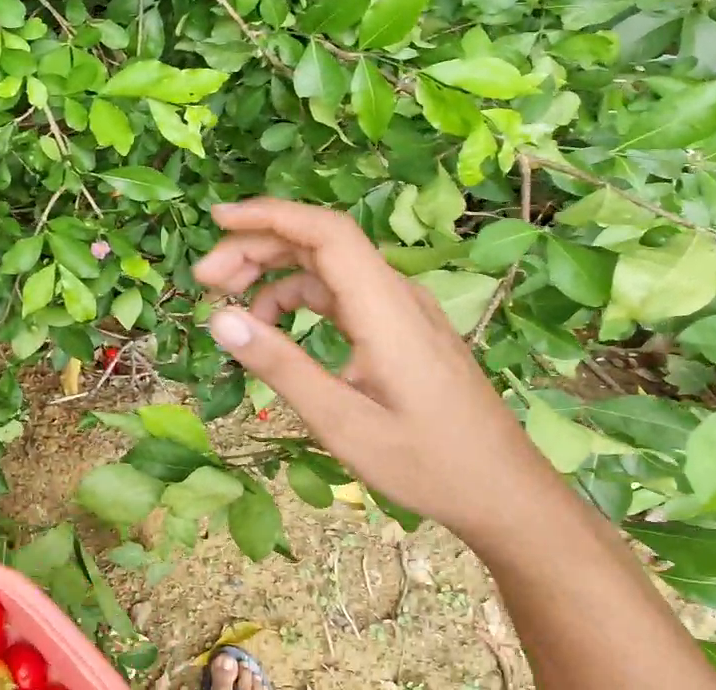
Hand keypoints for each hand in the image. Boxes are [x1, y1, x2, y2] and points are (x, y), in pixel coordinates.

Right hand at [192, 197, 560, 542]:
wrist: (510, 498)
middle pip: (317, 243)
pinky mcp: (400, 328)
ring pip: (324, 267)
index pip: (326, 233)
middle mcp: (396, 297)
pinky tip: (272, 330)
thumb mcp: (343, 423)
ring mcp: (401, 311)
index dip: (269, 215)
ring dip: (270, 274)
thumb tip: (218, 318)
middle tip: (205, 282)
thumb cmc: (430, 465)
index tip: (216, 220)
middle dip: (254, 249)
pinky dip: (294, 298)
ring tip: (228, 306)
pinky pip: (337, 292)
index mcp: (386, 310)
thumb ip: (279, 366)